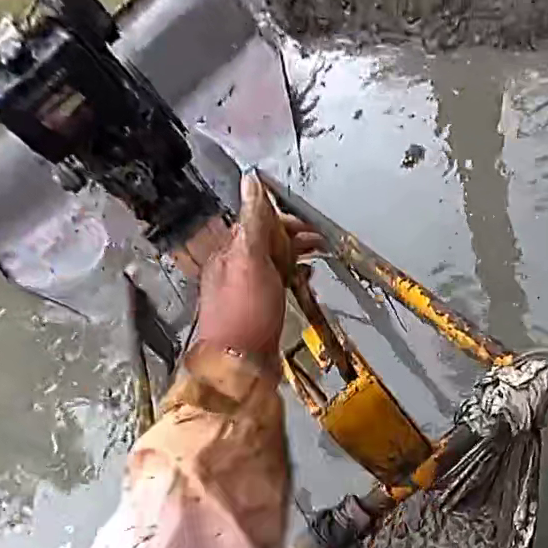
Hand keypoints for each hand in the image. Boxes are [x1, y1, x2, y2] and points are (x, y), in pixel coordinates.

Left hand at [189, 173, 323, 357]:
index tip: (309, 226)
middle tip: (319, 242)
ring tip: (316, 259)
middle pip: (265, 243)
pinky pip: (276, 286)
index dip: (284, 220)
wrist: (240, 366)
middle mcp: (234, 271)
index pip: (257, 222)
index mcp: (229, 253)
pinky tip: (302, 283)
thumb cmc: (244, 315)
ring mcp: (245, 294)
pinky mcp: (257, 314)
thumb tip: (251, 181)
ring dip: (294, 258)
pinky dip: (291, 279)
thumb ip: (253, 222)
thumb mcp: (249, 259)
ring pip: (272, 265)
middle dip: (292, 238)